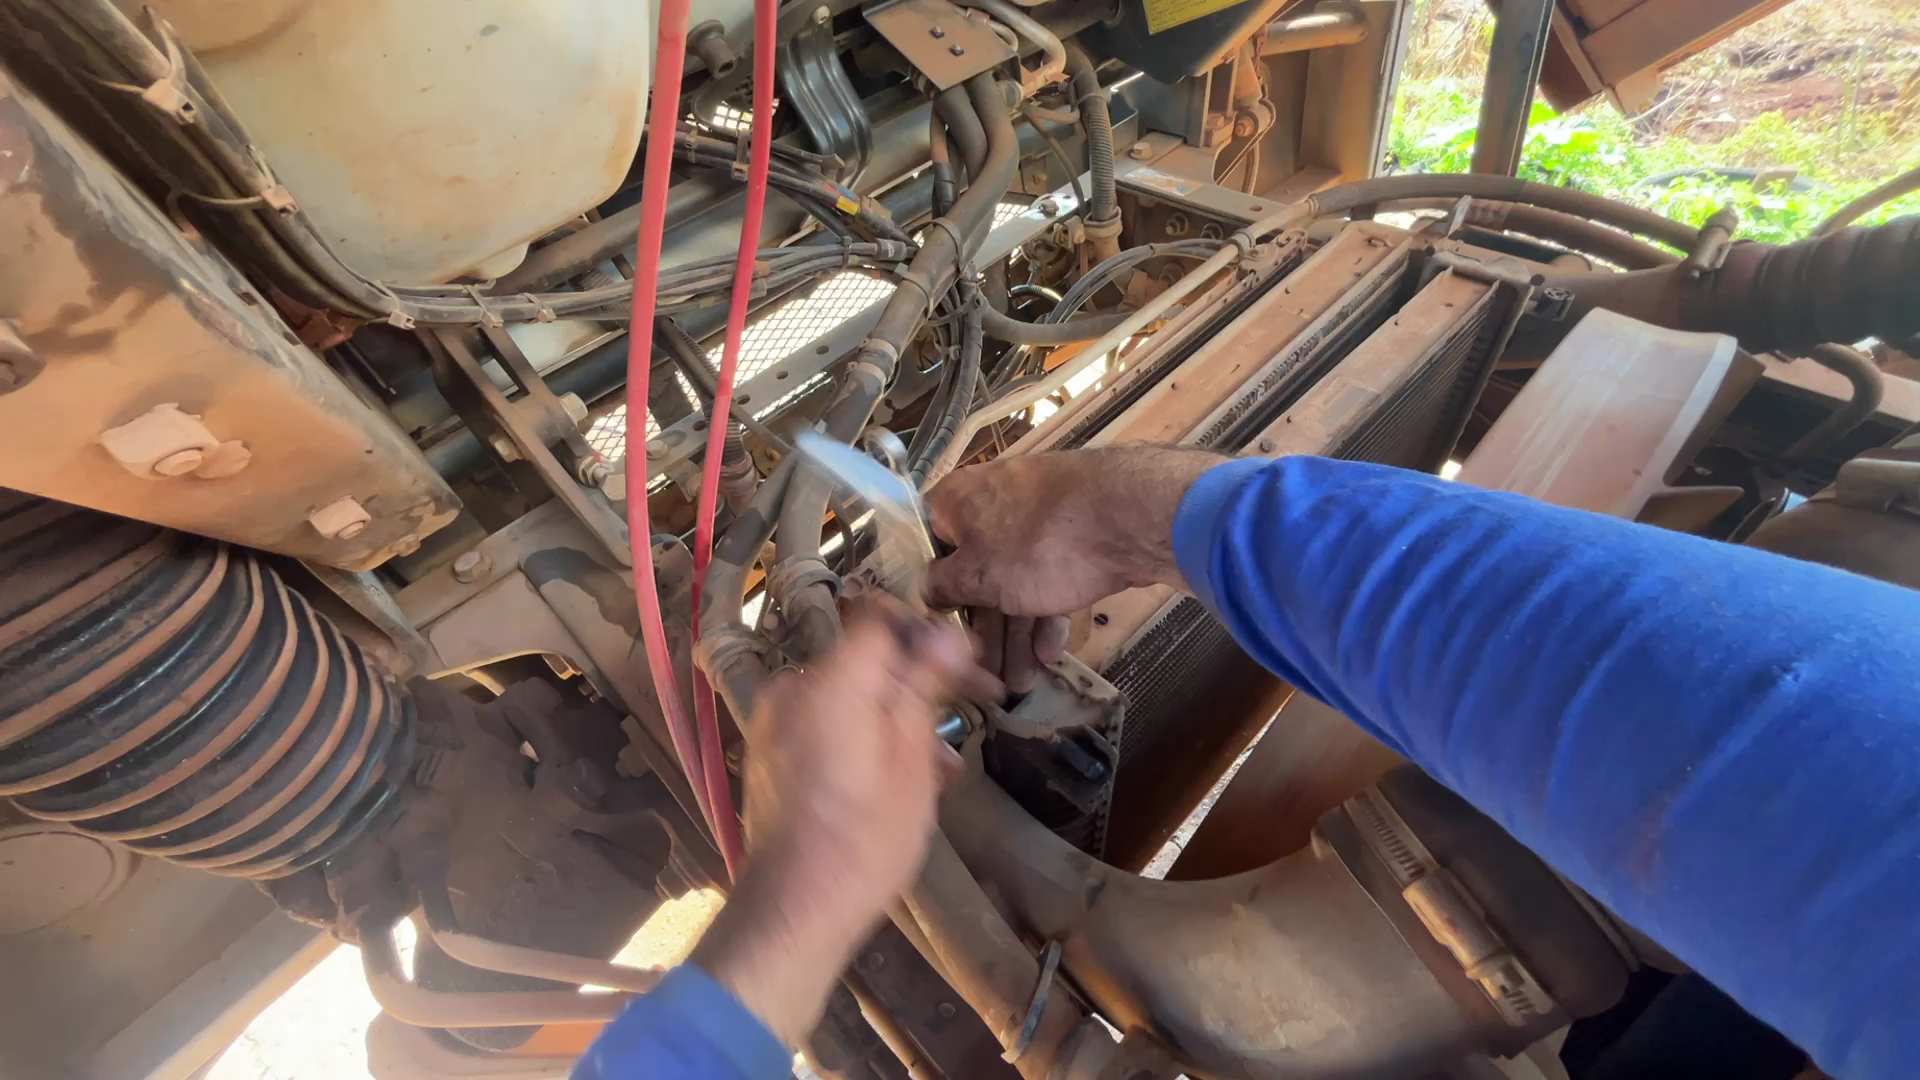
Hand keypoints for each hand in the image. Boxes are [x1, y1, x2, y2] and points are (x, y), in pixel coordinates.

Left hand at [690, 602, 992, 1047]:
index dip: (924, 629)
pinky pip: (826, 716)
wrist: (792, 911)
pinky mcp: (769, 746)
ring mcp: (775, 717)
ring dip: (896, 710)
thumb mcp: (911, 759)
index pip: (879, 615)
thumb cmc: (866, 839)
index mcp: (831, 681)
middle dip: (920, 677)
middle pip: (868, 656)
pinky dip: (863, 728)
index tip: (962, 662)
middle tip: (973, 705)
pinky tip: (899, 770)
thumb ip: (923, 684)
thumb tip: (947, 632)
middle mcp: (794, 686)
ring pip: (851, 690)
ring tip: (941, 760)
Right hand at [924, 446, 1225, 689]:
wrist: (1128, 515)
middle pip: (976, 571)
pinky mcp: (1074, 531)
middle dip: (984, 630)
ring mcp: (1036, 514)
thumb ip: (943, 586)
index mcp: (954, 500)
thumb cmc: (1035, 545)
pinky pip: (1049, 573)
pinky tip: (1051, 652)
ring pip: (1014, 577)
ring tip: (1022, 682)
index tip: (939, 632)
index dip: (930, 591)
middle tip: (988, 678)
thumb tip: (927, 588)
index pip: (927, 545)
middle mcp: (991, 500)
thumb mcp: (977, 576)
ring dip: (1016, 632)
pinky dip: (1046, 609)